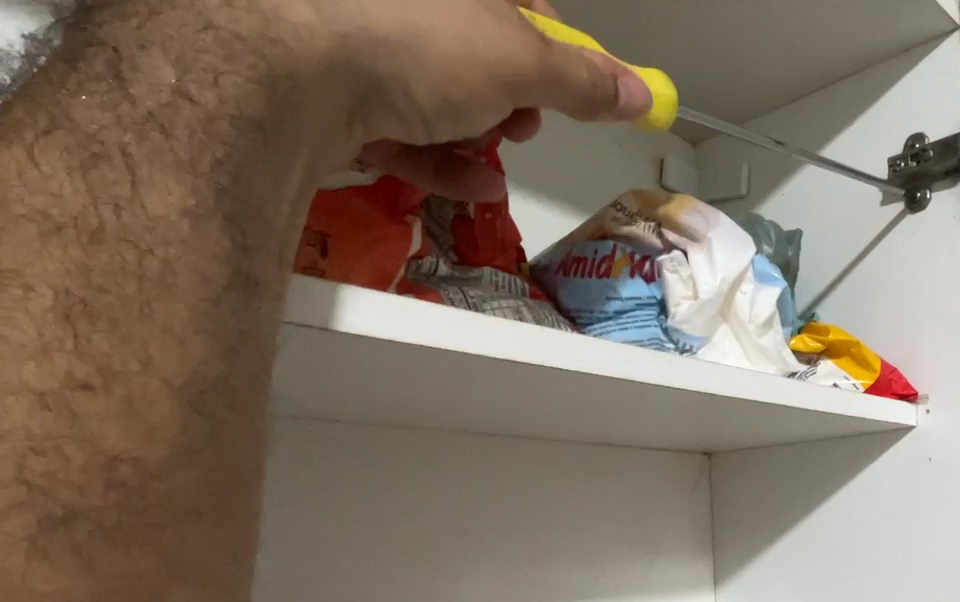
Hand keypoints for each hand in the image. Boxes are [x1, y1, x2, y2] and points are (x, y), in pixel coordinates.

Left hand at [281, 0, 649, 198]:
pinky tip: (473, 183)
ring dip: (478, 132)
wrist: (276, 74)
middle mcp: (395, 0)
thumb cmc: (409, 40)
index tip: (571, 88)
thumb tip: (640, 94)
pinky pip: (395, 123)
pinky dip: (440, 157)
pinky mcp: (322, 86)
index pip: (518, 2)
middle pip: (473, 47)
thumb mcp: (520, 61)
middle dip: (510, 96)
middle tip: (522, 123)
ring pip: (434, 89)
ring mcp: (350, 37)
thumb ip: (583, 81)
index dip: (552, 45)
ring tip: (493, 156)